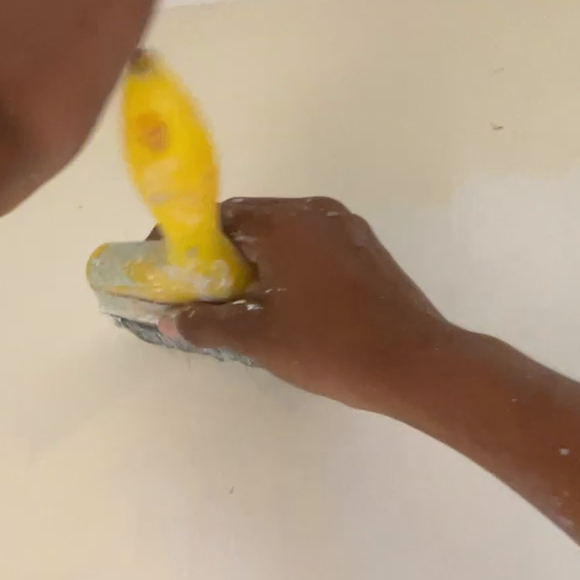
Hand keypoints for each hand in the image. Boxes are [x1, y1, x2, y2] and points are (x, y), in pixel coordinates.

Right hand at [164, 197, 463, 416]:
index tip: (164, 267)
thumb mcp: (257, 338)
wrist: (415, 364)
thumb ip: (206, 323)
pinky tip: (273, 305)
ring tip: (228, 303)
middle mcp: (316, 214)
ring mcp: (345, 231)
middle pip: (249, 223)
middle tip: (191, 291)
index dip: (185, 239)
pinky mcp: (362, 253)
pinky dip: (280, 269)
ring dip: (248, 264)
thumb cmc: (330, 346)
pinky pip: (306, 250)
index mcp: (287, 223)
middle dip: (215, 255)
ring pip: (280, 238)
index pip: (219, 215)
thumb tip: (170, 320)